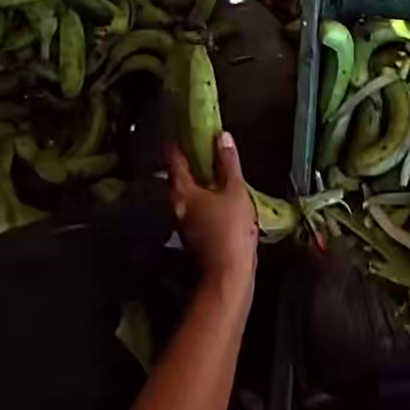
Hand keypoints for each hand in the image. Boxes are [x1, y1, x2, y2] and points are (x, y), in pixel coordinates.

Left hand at [168, 133, 257, 285]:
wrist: (229, 275)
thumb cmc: (230, 229)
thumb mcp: (234, 190)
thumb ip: (228, 163)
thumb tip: (222, 136)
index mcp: (183, 192)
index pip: (174, 161)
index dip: (178, 146)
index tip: (182, 134)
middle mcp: (176, 206)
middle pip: (177, 179)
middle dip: (186, 165)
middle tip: (199, 150)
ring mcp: (183, 224)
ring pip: (185, 196)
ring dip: (195, 184)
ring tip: (211, 172)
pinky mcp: (193, 237)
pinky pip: (194, 210)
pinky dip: (202, 199)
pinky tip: (218, 199)